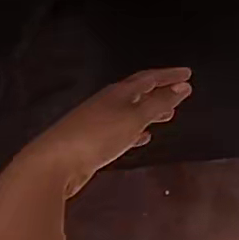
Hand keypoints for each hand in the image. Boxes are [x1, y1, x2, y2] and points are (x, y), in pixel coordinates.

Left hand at [13, 67, 192, 195]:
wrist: (51, 165)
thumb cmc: (97, 136)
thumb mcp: (135, 118)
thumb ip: (160, 103)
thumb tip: (183, 87)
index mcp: (119, 93)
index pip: (149, 78)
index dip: (169, 75)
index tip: (187, 74)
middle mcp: (107, 103)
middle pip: (138, 93)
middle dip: (160, 92)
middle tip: (179, 93)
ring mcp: (96, 122)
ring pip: (130, 111)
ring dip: (149, 112)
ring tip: (166, 116)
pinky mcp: (90, 141)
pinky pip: (120, 129)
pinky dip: (135, 130)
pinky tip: (141, 138)